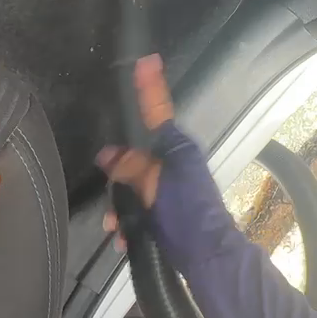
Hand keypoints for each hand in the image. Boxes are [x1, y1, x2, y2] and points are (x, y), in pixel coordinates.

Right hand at [96, 55, 235, 267]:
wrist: (207, 256)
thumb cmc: (185, 213)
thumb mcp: (152, 185)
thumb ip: (129, 167)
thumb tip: (109, 155)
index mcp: (176, 148)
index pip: (158, 109)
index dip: (150, 86)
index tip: (147, 61)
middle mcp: (174, 162)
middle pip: (135, 158)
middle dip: (119, 179)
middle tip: (114, 199)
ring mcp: (172, 187)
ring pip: (134, 187)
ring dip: (122, 207)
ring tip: (119, 226)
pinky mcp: (169, 210)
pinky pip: (141, 208)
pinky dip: (131, 222)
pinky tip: (126, 237)